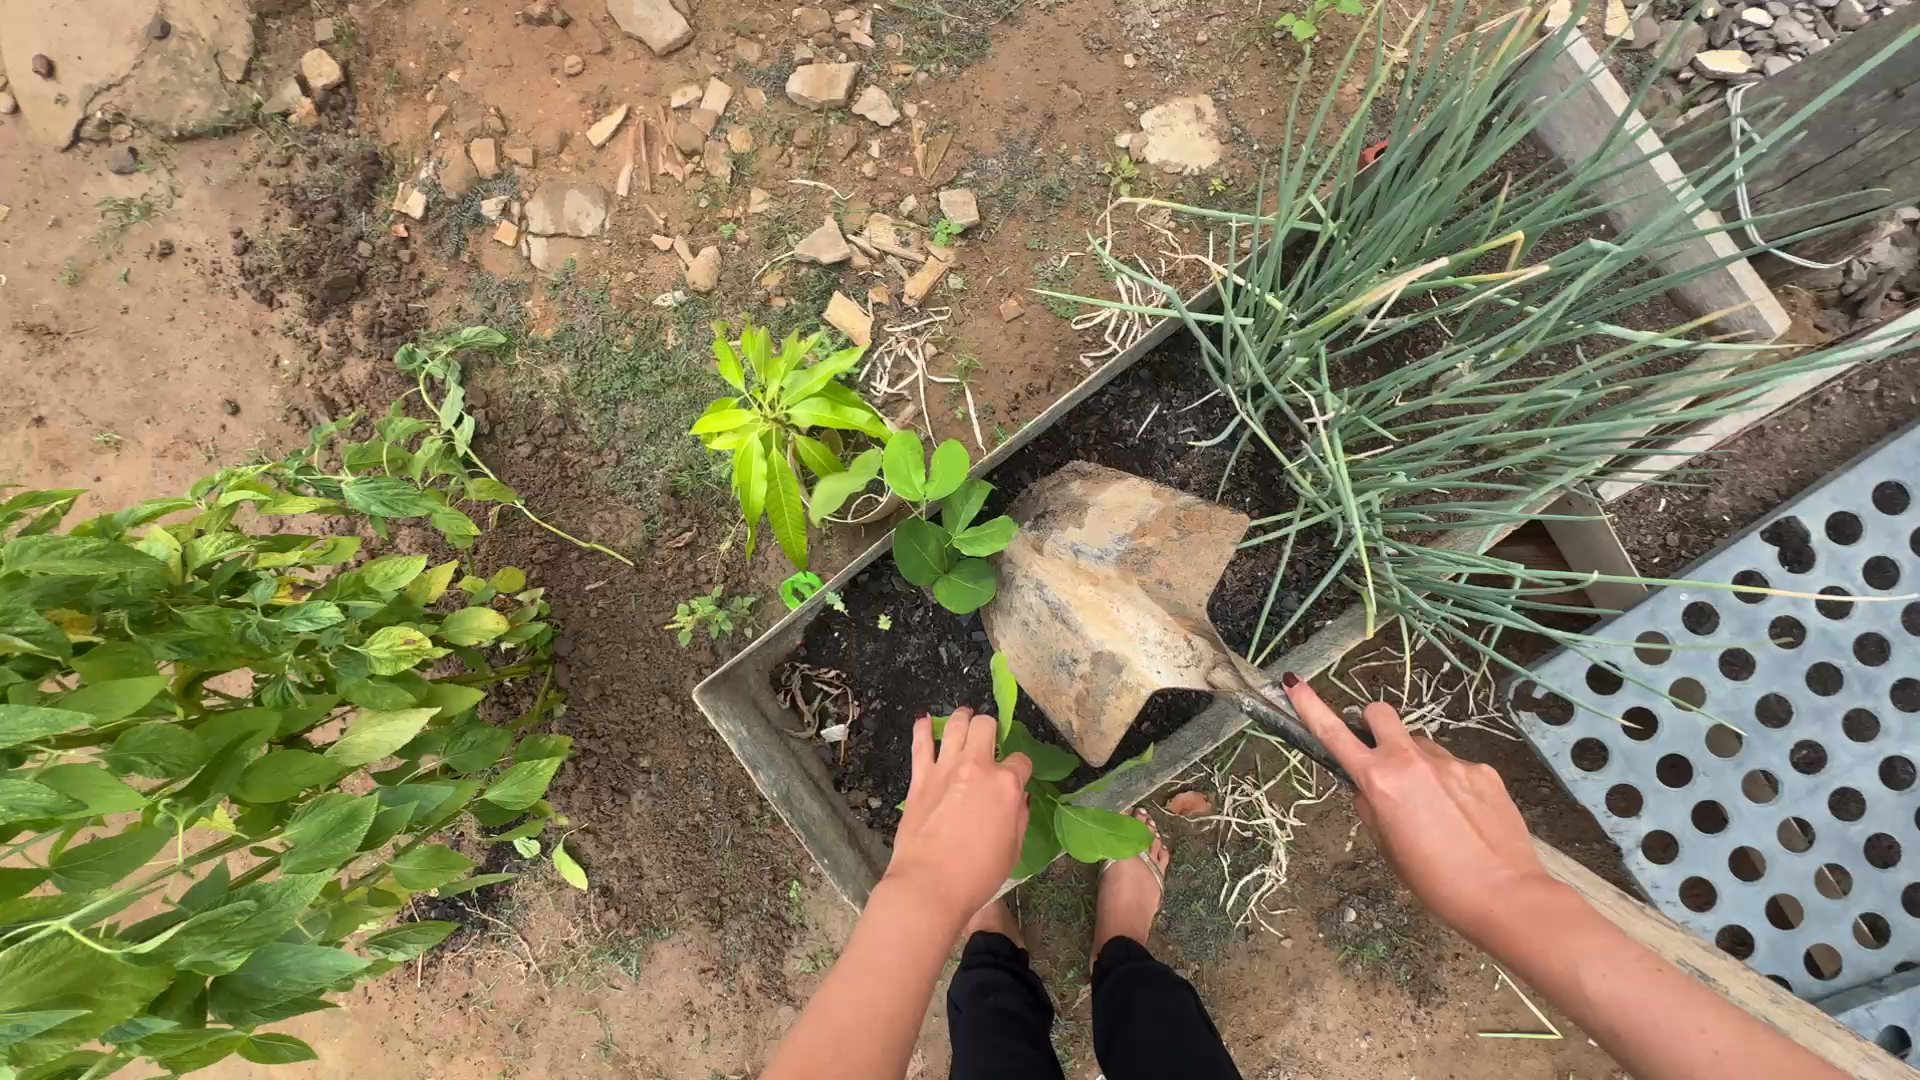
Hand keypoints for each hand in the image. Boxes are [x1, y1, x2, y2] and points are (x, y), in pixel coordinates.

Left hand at [880, 706, 1031, 927]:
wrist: (929, 885)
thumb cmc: (977, 875)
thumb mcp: (1014, 850)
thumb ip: (1019, 817)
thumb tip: (1018, 799)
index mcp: (1007, 785)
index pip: (1021, 760)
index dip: (1021, 767)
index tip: (1018, 775)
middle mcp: (978, 766)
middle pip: (986, 726)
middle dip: (991, 728)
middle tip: (989, 738)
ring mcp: (946, 767)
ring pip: (955, 724)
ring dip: (962, 717)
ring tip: (964, 716)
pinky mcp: (920, 776)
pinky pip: (920, 743)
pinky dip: (922, 728)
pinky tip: (924, 721)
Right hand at [1280, 675, 1557, 946]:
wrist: (1508, 898)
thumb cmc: (1435, 881)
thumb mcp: (1386, 846)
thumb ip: (1371, 806)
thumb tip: (1369, 788)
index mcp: (1378, 780)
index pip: (1333, 732)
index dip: (1309, 705)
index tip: (1293, 682)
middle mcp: (1410, 760)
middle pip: (1380, 713)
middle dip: (1373, 725)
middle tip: (1382, 756)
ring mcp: (1450, 762)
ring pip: (1420, 744)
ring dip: (1417, 762)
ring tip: (1435, 805)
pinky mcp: (1483, 771)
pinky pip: (1455, 765)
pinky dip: (1451, 782)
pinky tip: (1465, 815)